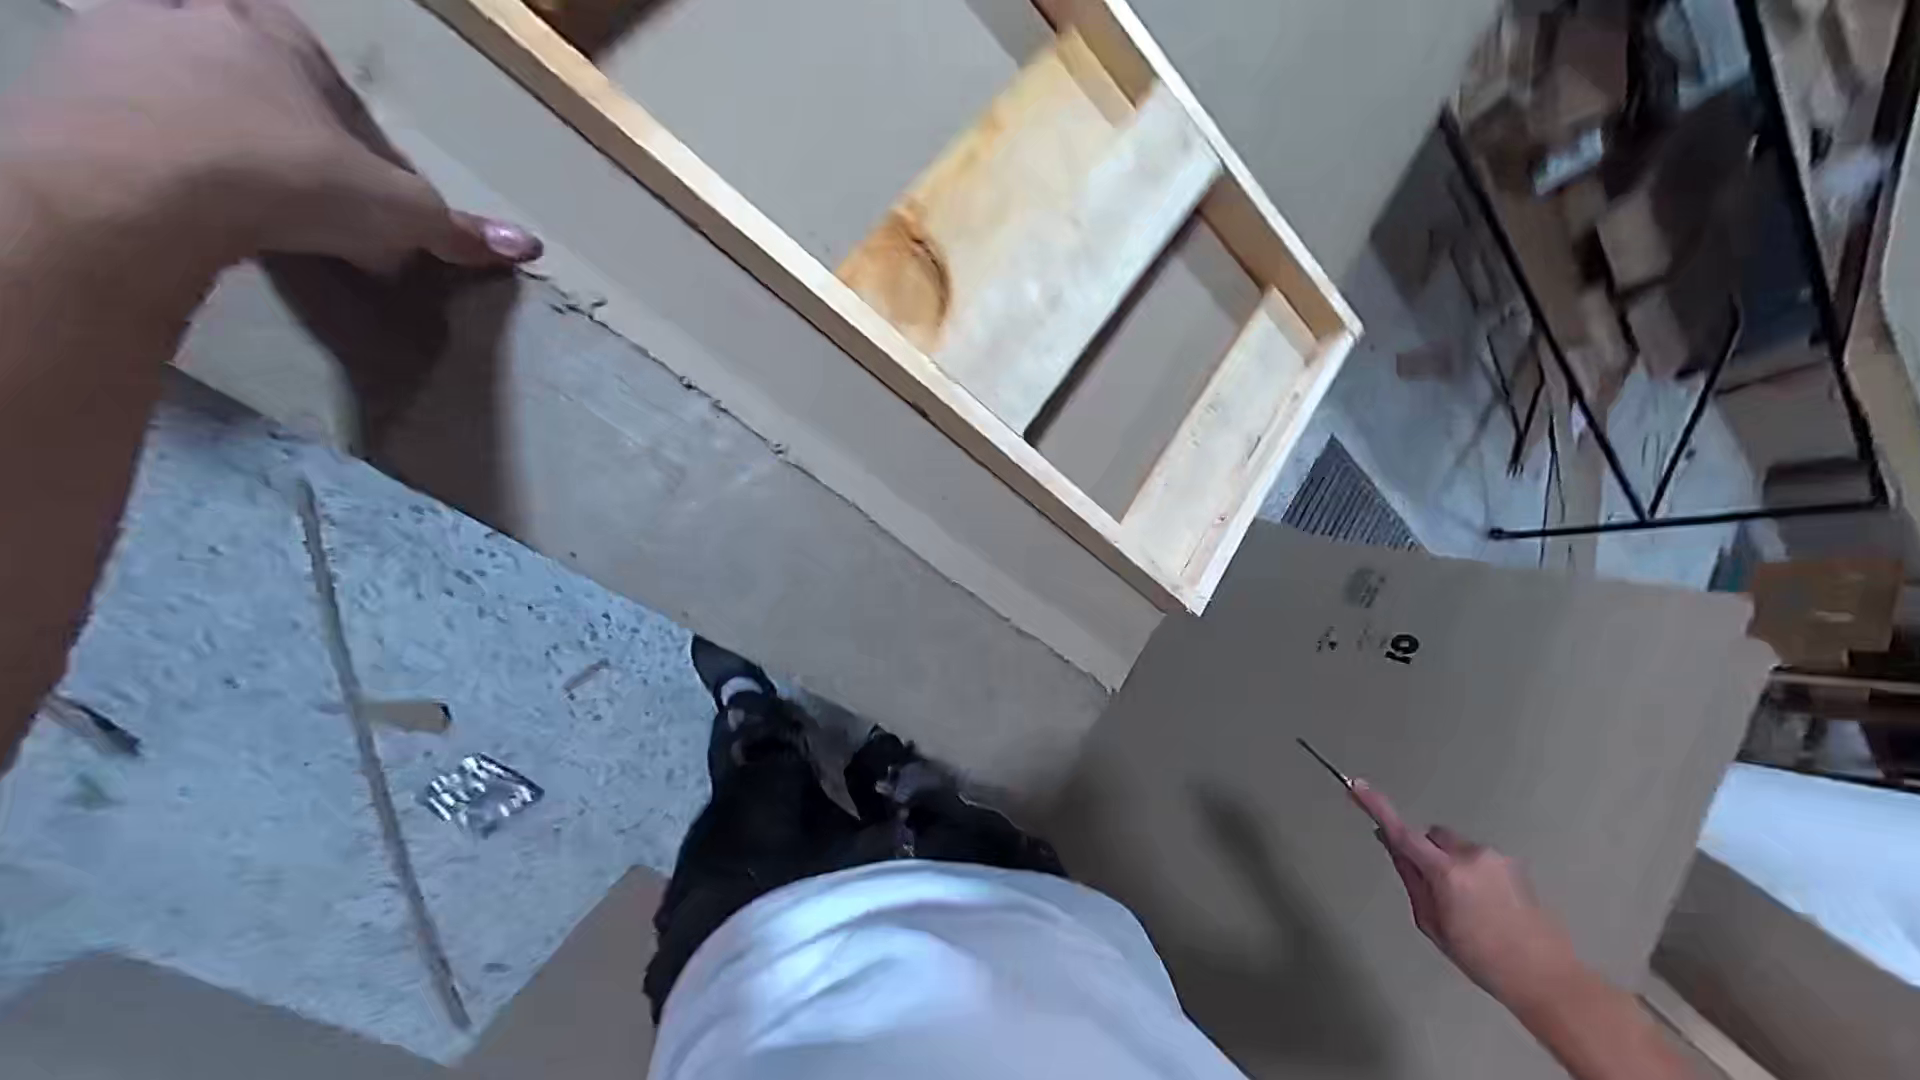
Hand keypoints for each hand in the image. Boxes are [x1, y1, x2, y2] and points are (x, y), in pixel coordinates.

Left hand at [0, 0, 539, 274]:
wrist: (131, 190)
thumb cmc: (288, 178)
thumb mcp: (399, 211)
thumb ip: (459, 228)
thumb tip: (529, 246)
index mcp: (273, 31)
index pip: (338, 94)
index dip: (367, 156)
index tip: (376, 204)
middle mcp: (185, 18)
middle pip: (268, 95)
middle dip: (301, 152)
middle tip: (324, 211)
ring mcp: (110, 47)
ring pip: (200, 107)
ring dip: (238, 158)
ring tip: (264, 217)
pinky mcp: (58, 93)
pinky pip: (139, 128)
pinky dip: (176, 167)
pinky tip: (199, 211)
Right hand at [1349, 780, 1583, 1009]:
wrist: (1548, 979)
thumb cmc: (1483, 958)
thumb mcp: (1432, 923)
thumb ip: (1410, 879)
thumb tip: (1394, 848)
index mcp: (1446, 873)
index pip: (1401, 833)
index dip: (1376, 806)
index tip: (1358, 785)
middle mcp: (1472, 857)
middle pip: (1431, 836)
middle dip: (1426, 852)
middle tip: (1433, 887)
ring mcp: (1497, 859)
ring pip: (1455, 847)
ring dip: (1451, 863)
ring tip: (1468, 904)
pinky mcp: (1515, 865)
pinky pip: (1478, 858)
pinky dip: (1473, 872)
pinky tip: (1487, 904)